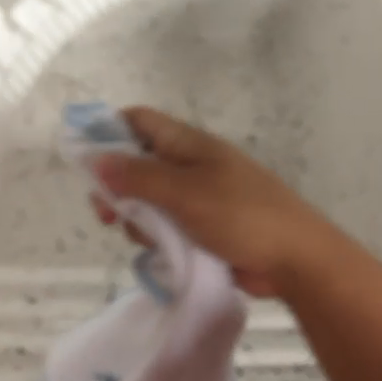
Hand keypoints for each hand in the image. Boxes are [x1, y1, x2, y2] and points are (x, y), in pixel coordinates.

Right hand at [90, 107, 332, 297]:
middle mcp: (188, 165)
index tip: (86, 160)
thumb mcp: (183, 192)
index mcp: (186, 143)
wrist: (295, 259)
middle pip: (137, 165)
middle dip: (118, 188)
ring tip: (148, 240)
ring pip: (148, 201)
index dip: (109, 131)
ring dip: (139, 219)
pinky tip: (162, 255)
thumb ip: (138, 176)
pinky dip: (159, 238)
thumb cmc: (240, 214)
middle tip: (107, 215)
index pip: (138, 121)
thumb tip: (95, 158)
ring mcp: (196, 197)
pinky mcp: (203, 228)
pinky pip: (167, 227)